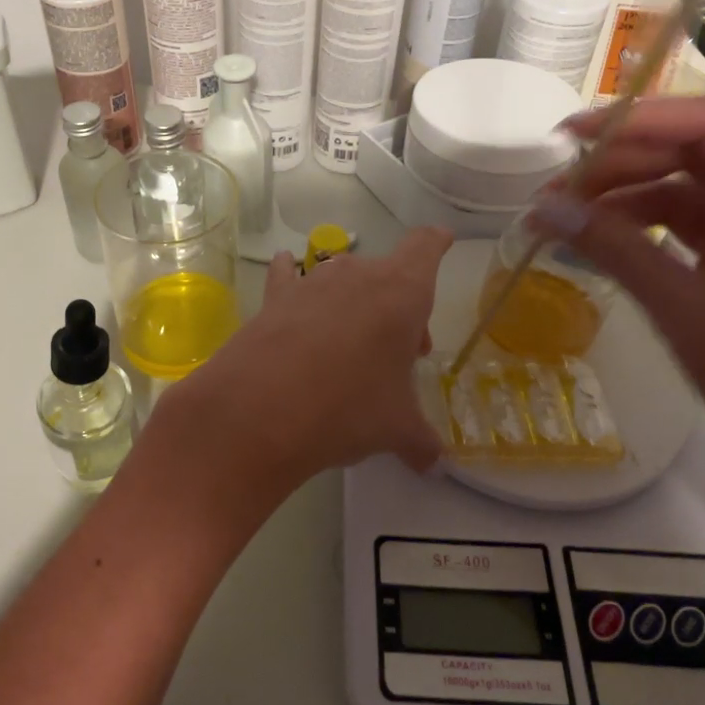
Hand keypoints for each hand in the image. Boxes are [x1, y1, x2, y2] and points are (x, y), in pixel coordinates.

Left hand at [165, 226, 453, 485]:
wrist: (261, 409)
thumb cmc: (349, 407)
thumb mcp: (396, 428)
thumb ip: (421, 440)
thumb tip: (433, 463)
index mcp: (402, 292)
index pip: (425, 247)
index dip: (436, 244)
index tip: (443, 241)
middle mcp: (358, 274)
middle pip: (388, 275)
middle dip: (397, 309)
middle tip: (396, 357)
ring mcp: (312, 281)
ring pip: (344, 280)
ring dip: (353, 305)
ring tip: (349, 350)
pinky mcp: (274, 297)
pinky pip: (289, 276)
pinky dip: (292, 277)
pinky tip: (286, 278)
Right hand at [528, 96, 704, 483]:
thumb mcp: (687, 310)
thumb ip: (615, 249)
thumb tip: (543, 209)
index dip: (634, 122)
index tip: (569, 135)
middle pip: (698, 152)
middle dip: (623, 163)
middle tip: (556, 185)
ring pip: (694, 187)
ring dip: (630, 194)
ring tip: (567, 212)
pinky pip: (701, 223)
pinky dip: (652, 226)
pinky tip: (606, 236)